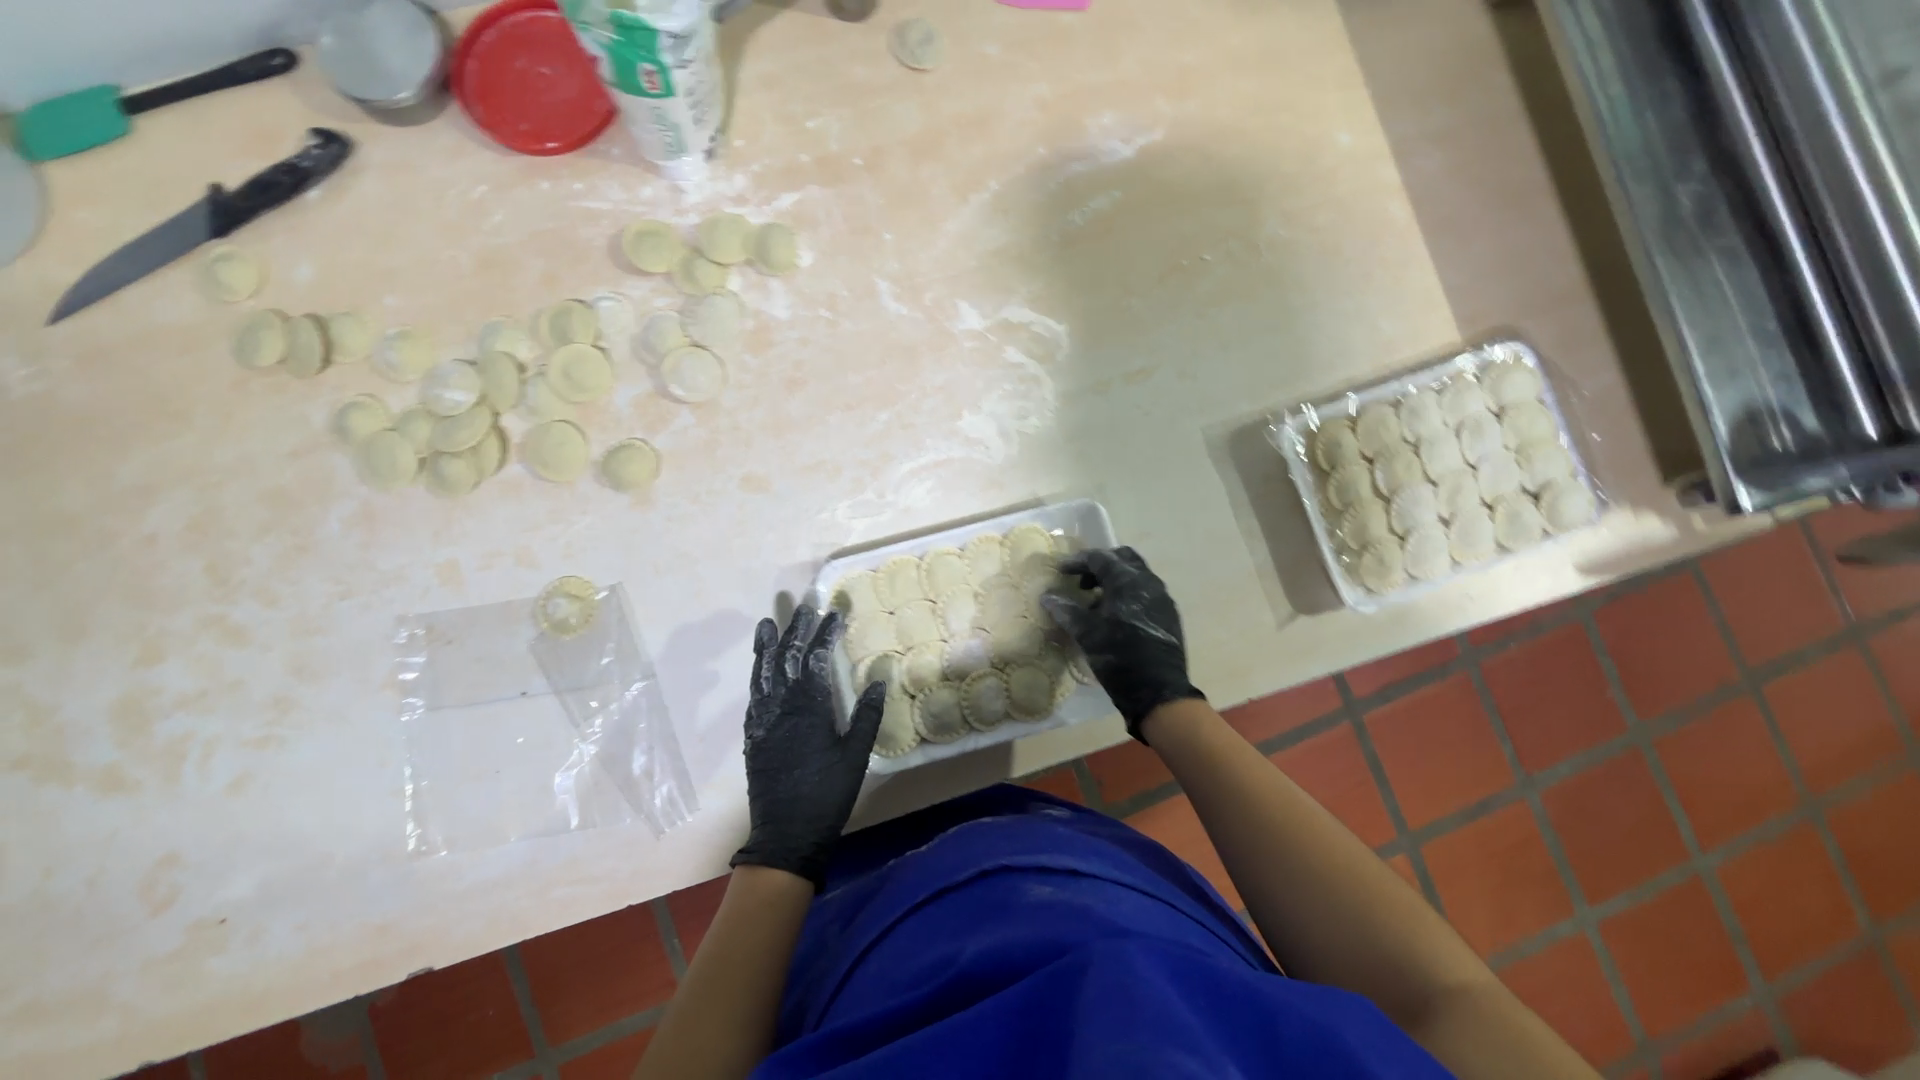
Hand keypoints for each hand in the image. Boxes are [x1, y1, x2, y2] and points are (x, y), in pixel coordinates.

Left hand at [730, 605, 885, 887]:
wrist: (786, 833)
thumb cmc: (828, 794)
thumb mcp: (856, 755)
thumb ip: (867, 714)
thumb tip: (877, 676)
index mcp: (810, 707)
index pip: (816, 658)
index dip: (825, 632)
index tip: (834, 611)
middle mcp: (782, 706)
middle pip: (786, 658)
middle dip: (797, 629)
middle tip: (805, 605)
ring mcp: (763, 720)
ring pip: (763, 673)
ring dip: (767, 646)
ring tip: (769, 623)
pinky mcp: (752, 735)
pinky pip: (753, 695)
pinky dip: (757, 675)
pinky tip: (760, 668)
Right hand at [1041, 546, 1203, 741]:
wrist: (1159, 691)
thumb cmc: (1119, 658)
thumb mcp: (1087, 635)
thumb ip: (1067, 612)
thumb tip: (1047, 597)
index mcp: (1128, 581)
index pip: (1100, 558)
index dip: (1077, 561)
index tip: (1061, 570)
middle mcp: (1148, 583)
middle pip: (1123, 559)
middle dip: (1100, 565)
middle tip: (1081, 582)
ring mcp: (1162, 598)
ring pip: (1136, 576)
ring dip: (1114, 580)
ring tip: (1095, 602)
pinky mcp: (1168, 615)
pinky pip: (1145, 592)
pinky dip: (1127, 594)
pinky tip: (1114, 617)